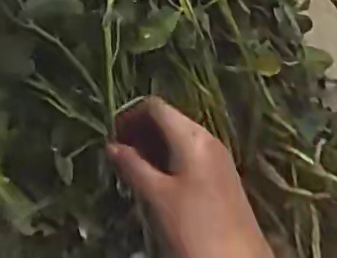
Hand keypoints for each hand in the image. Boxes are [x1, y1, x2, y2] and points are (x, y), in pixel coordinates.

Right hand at [108, 98, 272, 257]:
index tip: (113, 139)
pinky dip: (169, 162)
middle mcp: (208, 140)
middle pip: (167, 120)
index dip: (128, 117)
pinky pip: (189, 157)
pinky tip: (160, 185)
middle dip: (140, 133)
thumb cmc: (196, 229)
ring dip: (153, 149)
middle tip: (121, 156)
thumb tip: (112, 147)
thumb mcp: (157, 197)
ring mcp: (219, 162)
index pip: (153, 107)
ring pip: (177, 140)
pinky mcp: (224, 182)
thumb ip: (132, 165)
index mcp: (192, 136)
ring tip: (136, 172)